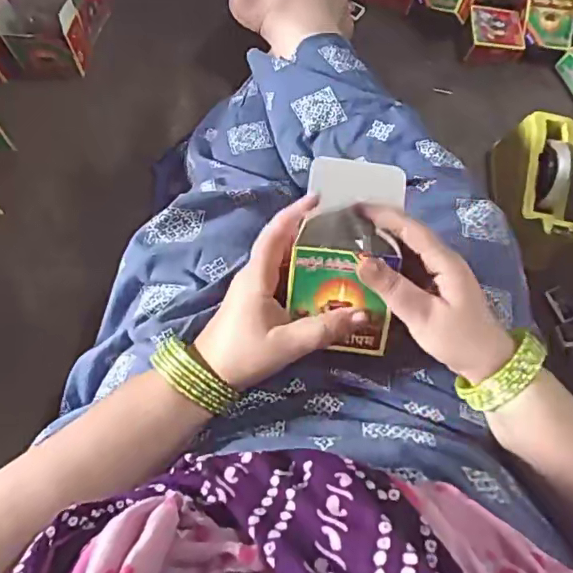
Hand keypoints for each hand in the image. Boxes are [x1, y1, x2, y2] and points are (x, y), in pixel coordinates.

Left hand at [194, 193, 370, 388]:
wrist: (209, 374)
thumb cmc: (243, 354)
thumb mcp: (287, 344)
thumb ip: (324, 329)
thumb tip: (363, 315)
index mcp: (257, 275)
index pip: (275, 233)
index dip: (295, 212)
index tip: (319, 198)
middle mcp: (254, 274)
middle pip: (281, 242)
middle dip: (307, 229)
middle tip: (339, 224)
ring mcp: (253, 287)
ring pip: (281, 260)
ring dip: (304, 251)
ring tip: (337, 247)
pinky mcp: (255, 300)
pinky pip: (281, 276)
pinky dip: (300, 271)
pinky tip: (320, 278)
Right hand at [354, 203, 514, 383]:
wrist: (489, 364)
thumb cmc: (459, 340)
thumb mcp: (422, 316)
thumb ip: (393, 288)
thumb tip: (361, 261)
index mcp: (445, 261)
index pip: (411, 228)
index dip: (384, 215)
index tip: (356, 206)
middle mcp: (444, 260)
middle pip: (411, 232)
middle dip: (381, 222)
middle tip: (349, 219)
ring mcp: (442, 272)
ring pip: (410, 247)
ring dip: (385, 238)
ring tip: (355, 235)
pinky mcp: (438, 284)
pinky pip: (411, 263)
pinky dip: (391, 257)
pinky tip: (374, 262)